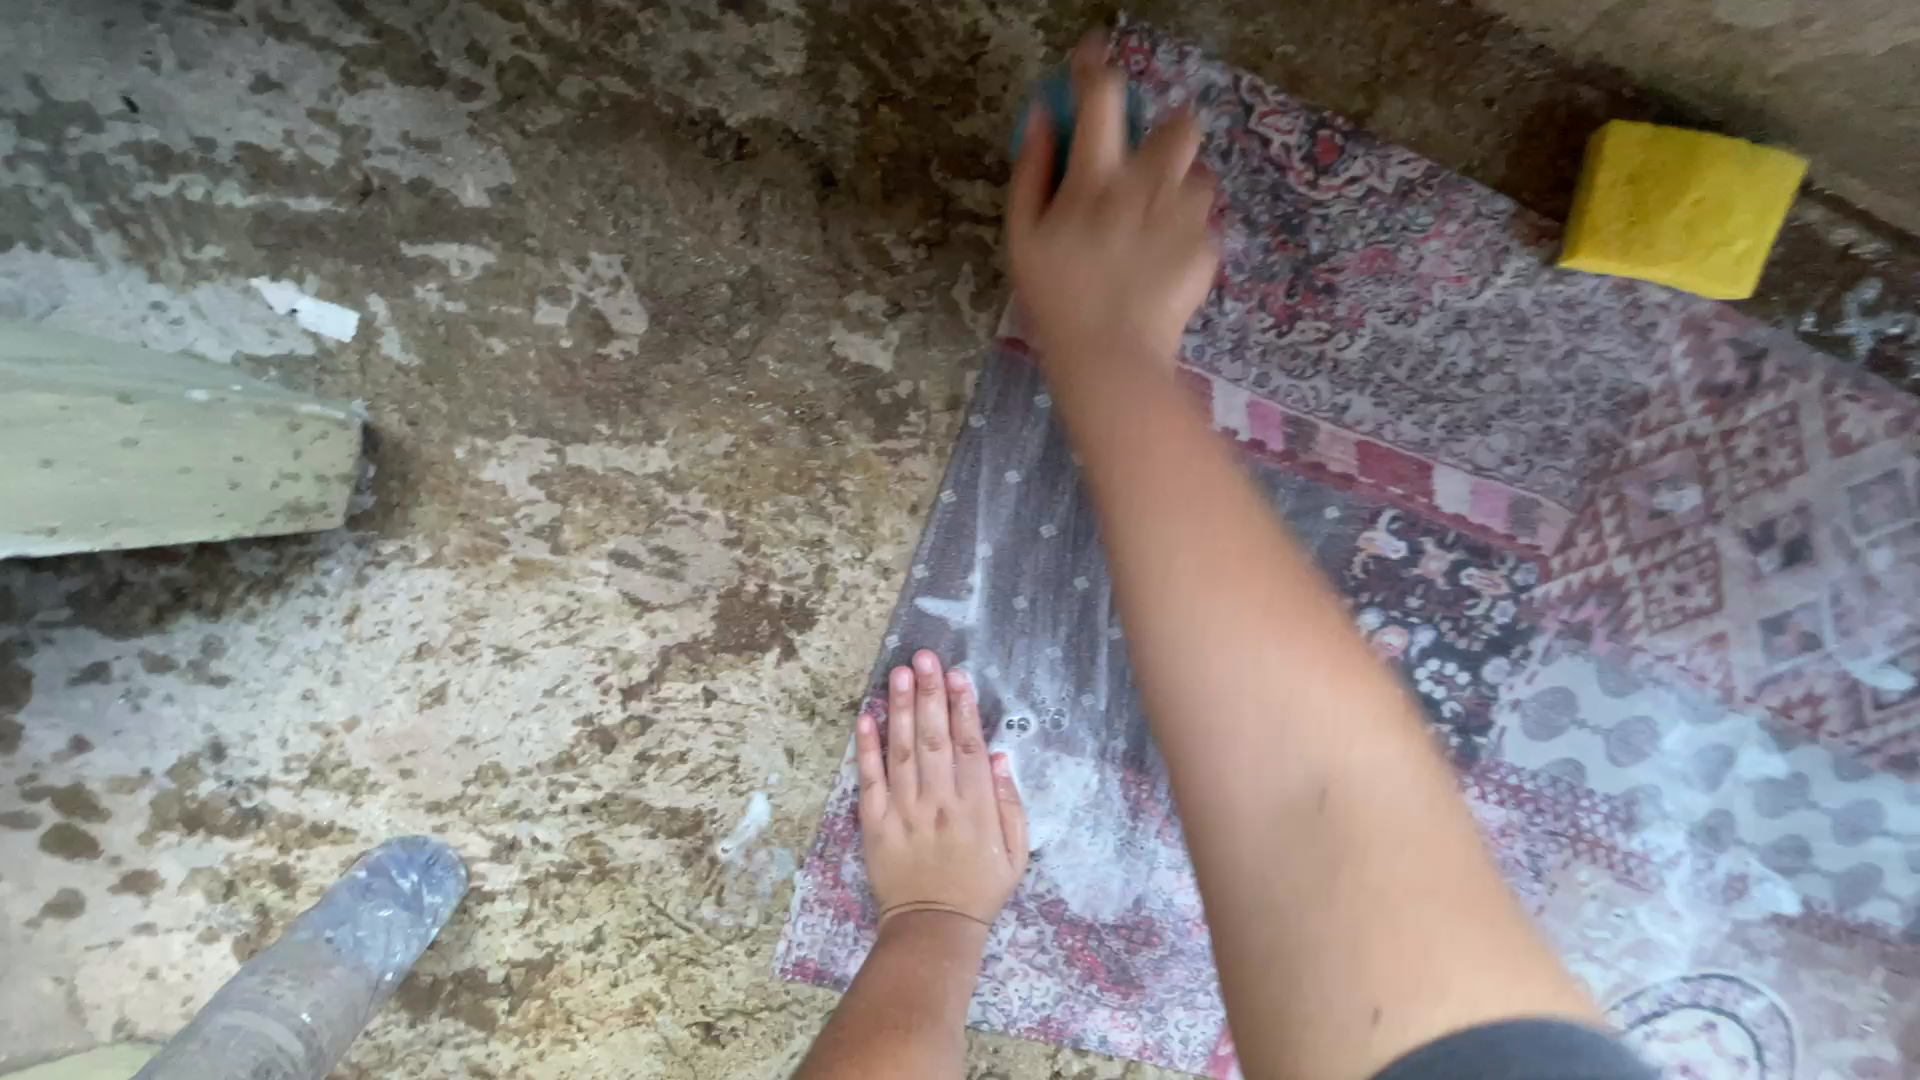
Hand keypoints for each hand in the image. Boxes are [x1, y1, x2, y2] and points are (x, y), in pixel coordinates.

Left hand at [855, 649, 1028, 926]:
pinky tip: (866, 716)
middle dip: (929, 694)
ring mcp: (903, 810)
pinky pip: (869, 779)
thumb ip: (1010, 803)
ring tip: (899, 673)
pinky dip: (866, 747)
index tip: (957, 675)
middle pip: (933, 738)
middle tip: (924, 657)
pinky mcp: (874, 823)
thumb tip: (999, 756)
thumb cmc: (980, 887)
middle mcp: (938, 801)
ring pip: (901, 751)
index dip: (963, 708)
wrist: (934, 930)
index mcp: (974, 806)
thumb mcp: (1016, 853)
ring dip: (900, 709)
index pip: (969, 746)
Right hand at [1006, 33, 1218, 377]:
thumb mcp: (1022, 240)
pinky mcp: (1208, 247)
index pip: (1103, 97)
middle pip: (1180, 124)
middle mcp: (1149, 185)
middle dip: (1166, 135)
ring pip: (1199, 175)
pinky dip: (1186, 235)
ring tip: (1155, 229)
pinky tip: (1163, 266)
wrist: (1110, 358)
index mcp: (1097, 180)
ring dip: (1179, 189)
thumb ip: (1031, 174)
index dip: (1096, 70)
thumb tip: (1043, 121)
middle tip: (1146, 171)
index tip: (1093, 64)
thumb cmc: (1056, 302)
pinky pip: (1205, 223)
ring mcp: (1185, 216)